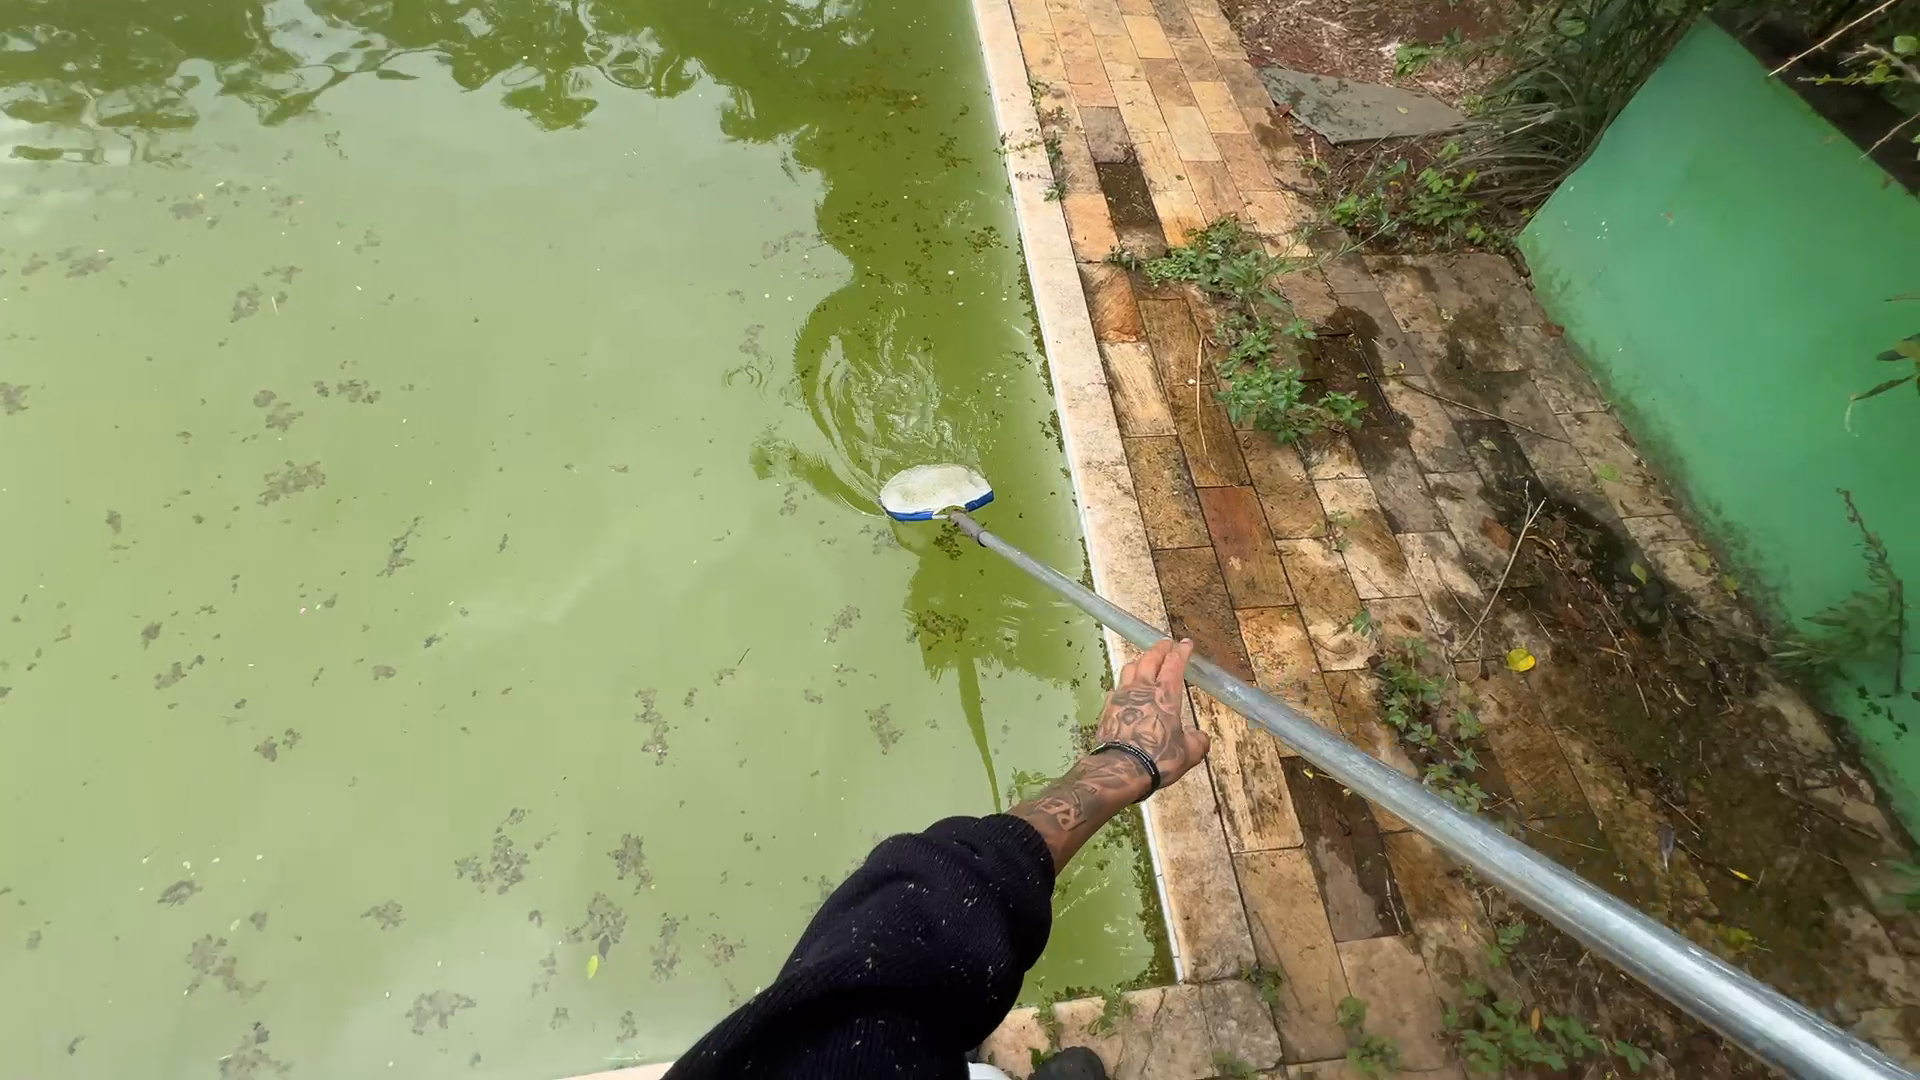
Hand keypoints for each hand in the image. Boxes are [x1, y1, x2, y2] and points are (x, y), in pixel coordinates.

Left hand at [1009, 638, 1208, 869]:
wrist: (1120, 767)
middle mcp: (1143, 689)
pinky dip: (1126, 682)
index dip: (1181, 652)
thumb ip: (1196, 742)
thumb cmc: (1158, 758)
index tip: (1185, 642)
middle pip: (1150, 659)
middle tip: (1166, 644)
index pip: (1174, 665)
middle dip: (1160, 649)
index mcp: (1165, 695)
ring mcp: (1123, 696)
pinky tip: (1127, 688)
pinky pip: (1118, 686)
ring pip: (1131, 668)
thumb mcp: (1188, 754)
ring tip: (1146, 660)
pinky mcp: (1108, 707)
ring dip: (1141, 660)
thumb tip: (1199, 737)